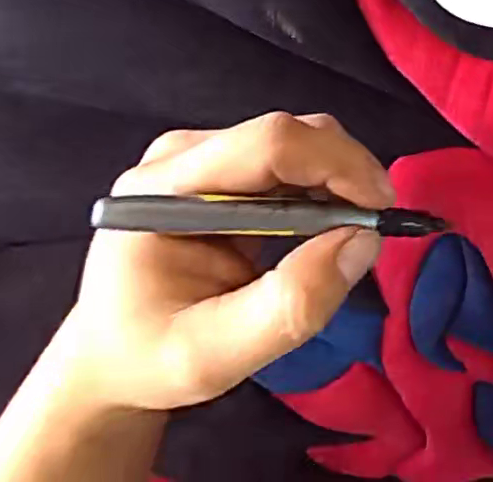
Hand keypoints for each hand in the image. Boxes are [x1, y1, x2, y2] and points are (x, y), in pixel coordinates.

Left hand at [0, 111, 392, 481]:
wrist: (110, 351)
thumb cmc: (148, 358)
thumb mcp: (210, 358)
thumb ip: (287, 308)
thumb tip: (361, 243)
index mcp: (162, 189)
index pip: (265, 144)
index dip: (334, 164)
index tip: (381, 207)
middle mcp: (183, 154)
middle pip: (286, 133)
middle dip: (345, 171)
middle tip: (377, 227)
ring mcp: (202, 154)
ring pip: (295, 140)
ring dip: (337, 179)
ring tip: (350, 233)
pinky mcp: (222, 165)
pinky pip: (288, 160)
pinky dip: (322, 186)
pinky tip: (326, 224)